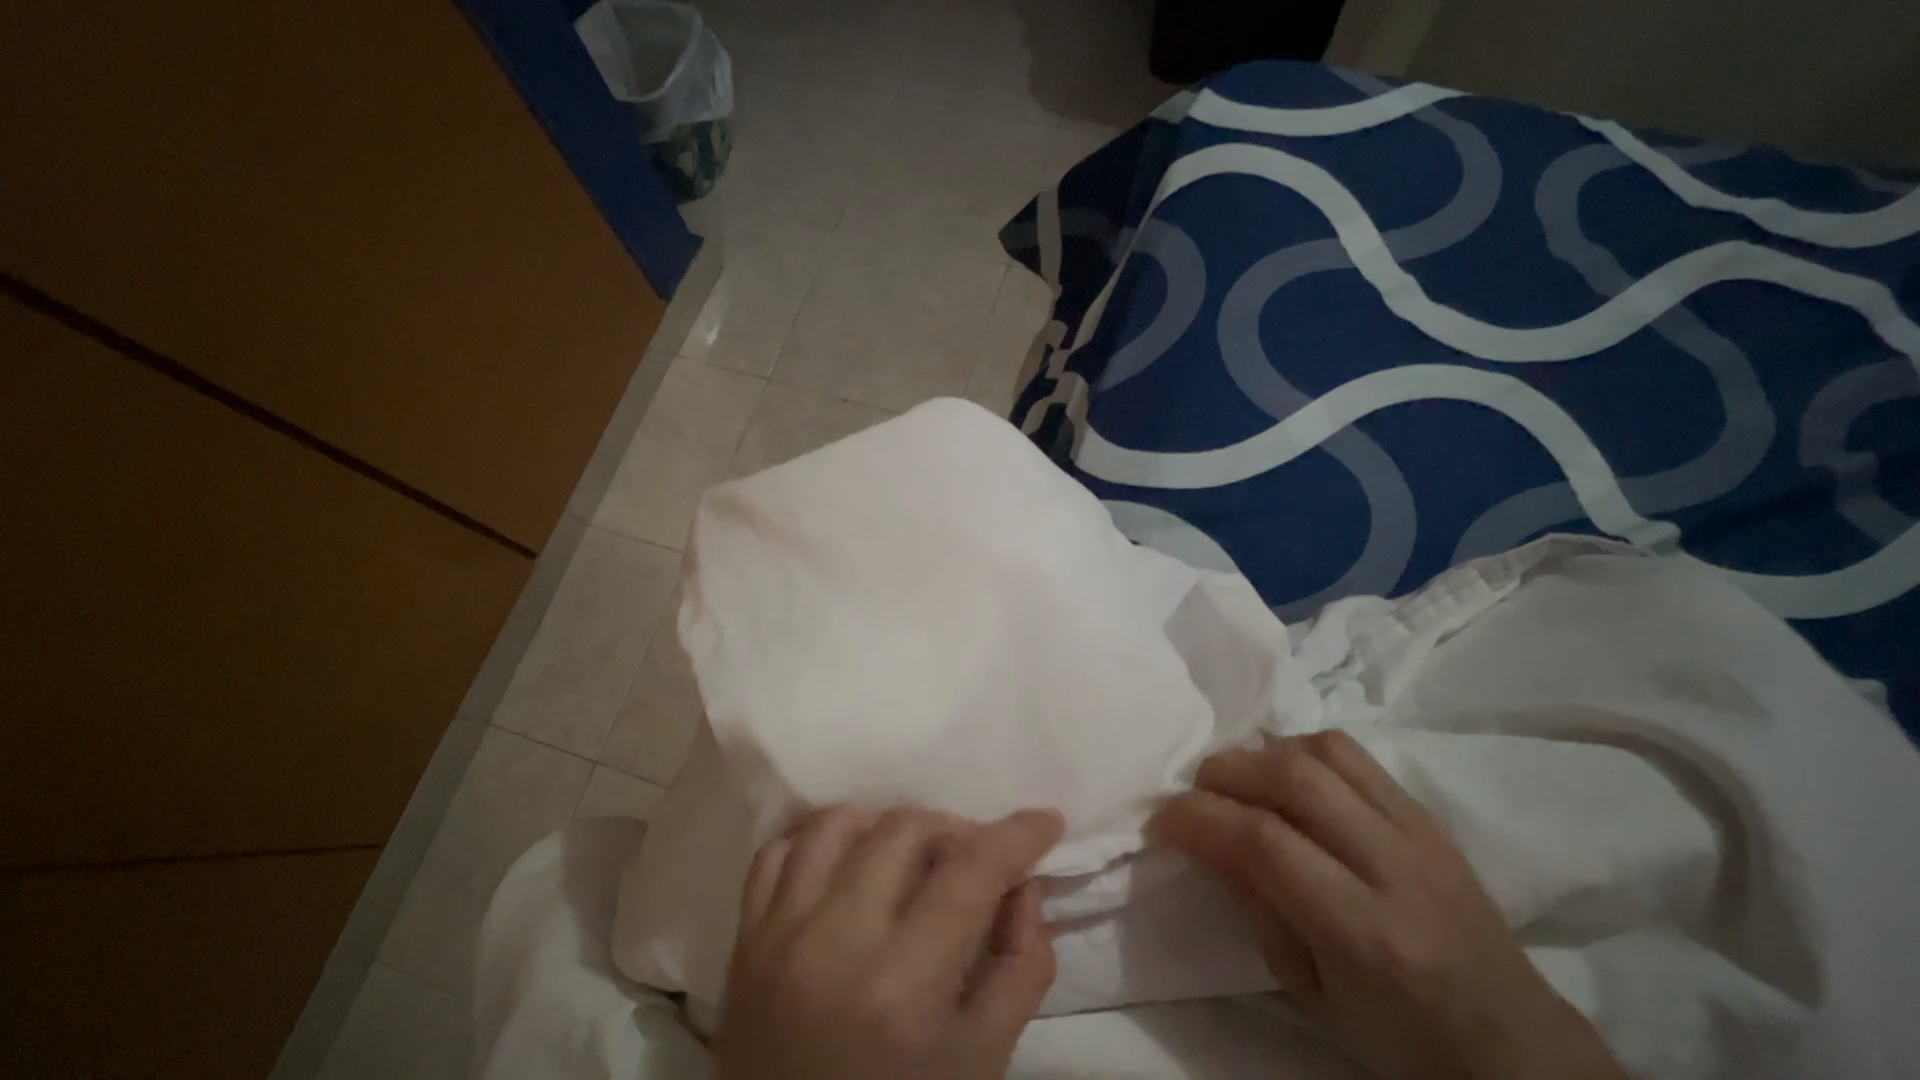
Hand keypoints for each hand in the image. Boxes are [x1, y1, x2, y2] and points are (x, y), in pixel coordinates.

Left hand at [713, 805, 1063, 1079]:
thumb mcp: (984, 1059)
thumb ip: (1021, 968)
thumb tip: (1023, 887)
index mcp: (903, 984)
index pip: (970, 872)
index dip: (1017, 835)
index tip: (1045, 822)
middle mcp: (835, 942)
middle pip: (903, 831)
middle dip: (955, 829)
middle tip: (976, 858)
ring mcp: (779, 934)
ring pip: (836, 824)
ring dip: (887, 824)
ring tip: (912, 853)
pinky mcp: (744, 939)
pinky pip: (776, 852)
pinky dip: (818, 839)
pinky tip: (847, 859)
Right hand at [1149, 732, 1628, 1079]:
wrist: (1508, 1038)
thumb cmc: (1396, 1033)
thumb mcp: (1309, 991)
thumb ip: (1257, 907)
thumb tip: (1205, 839)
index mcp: (1365, 932)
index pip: (1265, 843)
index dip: (1199, 820)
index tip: (1160, 821)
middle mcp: (1396, 866)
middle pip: (1295, 777)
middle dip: (1225, 771)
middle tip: (1191, 791)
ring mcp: (1421, 831)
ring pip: (1328, 751)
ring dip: (1264, 751)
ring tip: (1236, 778)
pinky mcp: (1430, 814)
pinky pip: (1357, 756)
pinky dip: (1303, 750)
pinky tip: (1283, 774)